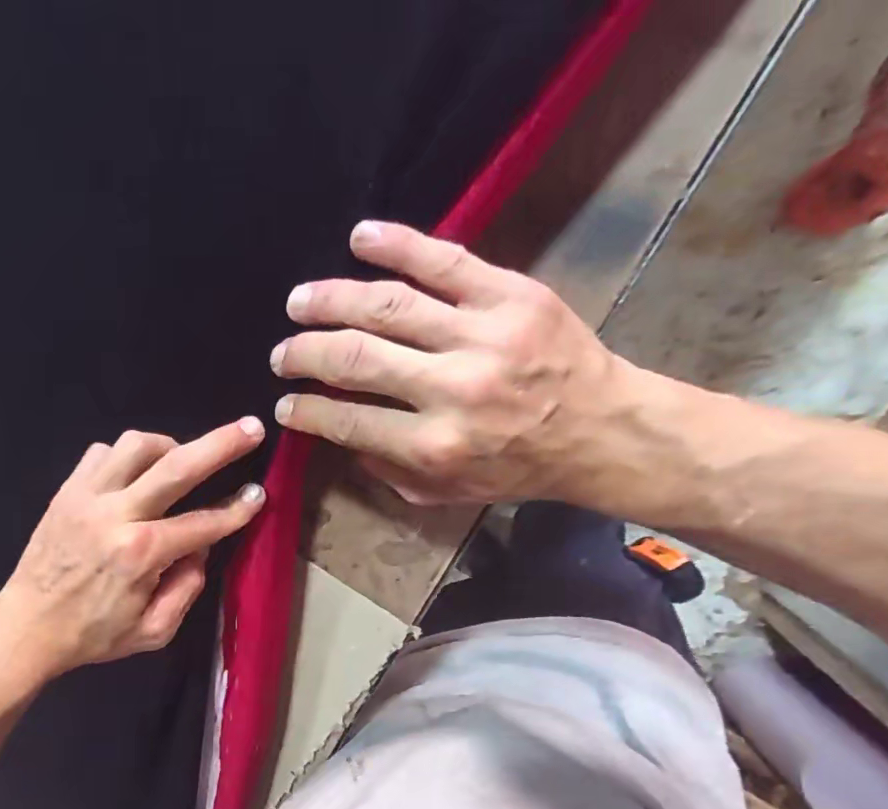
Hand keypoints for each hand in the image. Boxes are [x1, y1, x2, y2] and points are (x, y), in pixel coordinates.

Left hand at [0, 419, 267, 678]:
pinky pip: (101, 453)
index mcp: (140, 554)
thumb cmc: (93, 634)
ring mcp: (86, 497)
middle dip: (221, 445)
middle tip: (250, 428)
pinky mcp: (66, 491)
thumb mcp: (153, 632)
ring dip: (168, 446)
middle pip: (177, 465)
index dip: (238, 509)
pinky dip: (126, 456)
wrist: (27, 626)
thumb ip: (186, 589)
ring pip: (136, 445)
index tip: (260, 494)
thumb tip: (201, 548)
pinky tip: (134, 474)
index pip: (203, 523)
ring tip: (180, 459)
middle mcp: (116, 515)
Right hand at [270, 220, 649, 510]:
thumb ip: (384, 468)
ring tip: (300, 301)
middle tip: (282, 353)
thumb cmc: (515, 467)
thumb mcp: (442, 491)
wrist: (604, 431)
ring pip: (388, 305)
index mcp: (435, 445)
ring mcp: (482, 335)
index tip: (284, 403)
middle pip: (356, 358)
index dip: (305, 409)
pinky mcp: (511, 294)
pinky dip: (396, 244)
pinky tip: (359, 238)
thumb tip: (336, 432)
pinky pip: (444, 259)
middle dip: (305, 353)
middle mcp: (453, 389)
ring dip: (332, 299)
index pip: (347, 419)